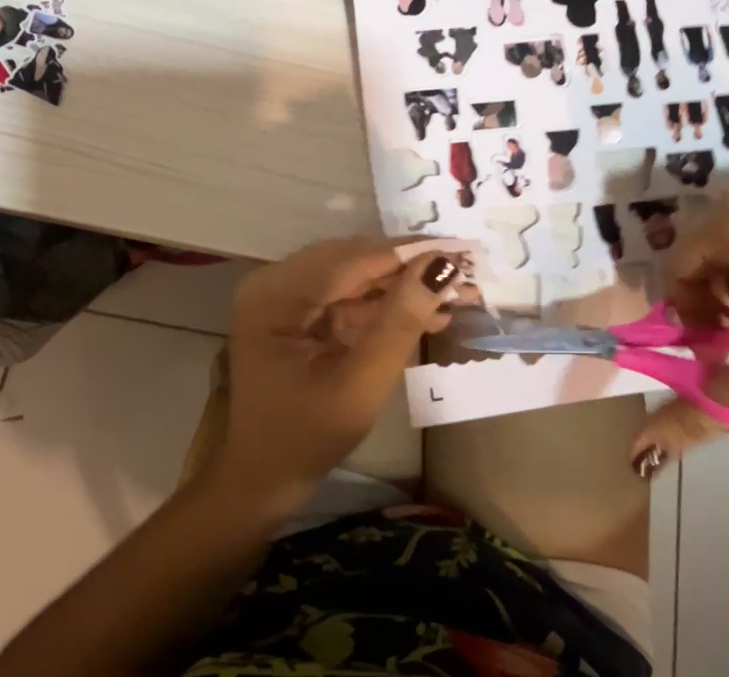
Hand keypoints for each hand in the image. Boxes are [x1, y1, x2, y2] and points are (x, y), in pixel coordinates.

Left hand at [214, 240, 464, 510]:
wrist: (261, 477)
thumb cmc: (304, 439)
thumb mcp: (359, 386)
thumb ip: (399, 324)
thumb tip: (440, 267)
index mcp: (274, 296)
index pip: (350, 260)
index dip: (408, 253)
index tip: (463, 250)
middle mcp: (273, 283)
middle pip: (352, 261)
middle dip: (409, 268)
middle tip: (467, 272)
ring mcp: (282, 296)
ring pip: (354, 275)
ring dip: (402, 286)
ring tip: (456, 295)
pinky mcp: (295, 312)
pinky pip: (346, 295)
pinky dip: (384, 304)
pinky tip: (426, 314)